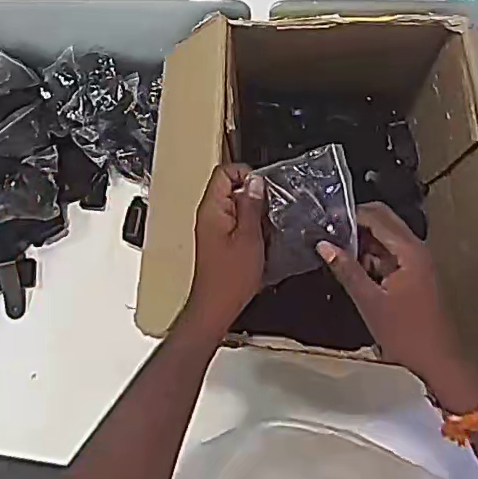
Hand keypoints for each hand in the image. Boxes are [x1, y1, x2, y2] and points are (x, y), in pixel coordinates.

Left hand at [180, 164, 264, 338]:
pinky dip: (249, 227)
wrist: (216, 306)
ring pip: (235, 205)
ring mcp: (212, 226)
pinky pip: (235, 222)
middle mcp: (209, 213)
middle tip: (269, 211)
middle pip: (230, 187)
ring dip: (252, 213)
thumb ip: (252, 206)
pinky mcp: (218, 239)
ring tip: (265, 230)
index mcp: (212, 207)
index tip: (263, 186)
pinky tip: (260, 242)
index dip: (244, 173)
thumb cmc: (229, 278)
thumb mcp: (249, 237)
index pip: (223, 172)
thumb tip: (255, 181)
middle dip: (252, 196)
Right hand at [319, 203, 477, 411]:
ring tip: (337, 250)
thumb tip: (323, 244)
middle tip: (330, 232)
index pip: (376, 216)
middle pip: (383, 219)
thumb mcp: (369, 301)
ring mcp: (418, 260)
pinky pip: (390, 250)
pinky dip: (372, 253)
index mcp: (409, 251)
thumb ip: (346, 268)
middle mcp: (416, 249)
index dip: (349, 215)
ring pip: (386, 234)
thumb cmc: (407, 334)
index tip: (325, 220)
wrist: (441, 364)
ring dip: (363, 238)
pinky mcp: (415, 272)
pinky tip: (354, 267)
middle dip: (356, 222)